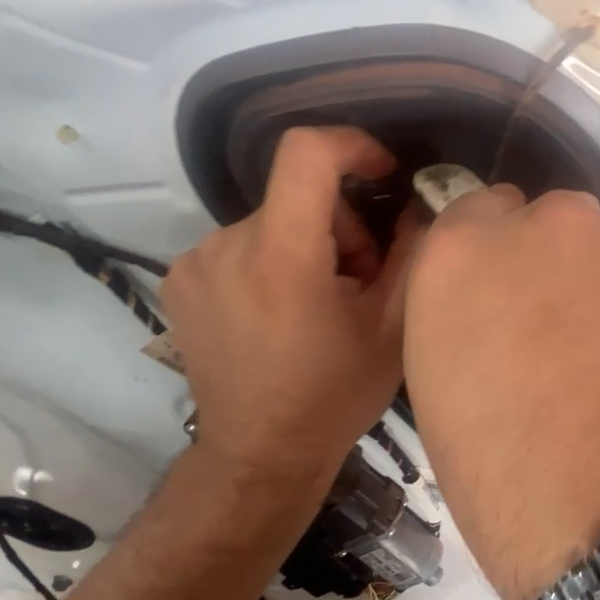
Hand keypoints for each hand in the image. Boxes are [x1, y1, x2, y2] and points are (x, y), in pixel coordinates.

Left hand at [162, 126, 420, 486]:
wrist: (261, 453)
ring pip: (270, 225)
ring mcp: (195, 263)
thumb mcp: (392, 330)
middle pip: (296, 198)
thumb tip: (419, 207)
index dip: (352, 145)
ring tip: (321, 306)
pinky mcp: (180, 281)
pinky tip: (281, 314)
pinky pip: (238, 248)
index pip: (306, 153)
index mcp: (283, 256)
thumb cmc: (335, 396)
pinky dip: (269, 264)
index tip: (381, 172)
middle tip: (361, 283)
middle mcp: (227, 246)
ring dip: (305, 248)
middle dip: (340, 228)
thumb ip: (411, 257)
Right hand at [403, 187, 599, 599]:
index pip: (483, 212)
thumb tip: (502, 305)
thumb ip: (468, 316)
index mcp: (466, 252)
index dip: (503, 264)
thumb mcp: (446, 392)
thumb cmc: (511, 486)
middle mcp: (554, 223)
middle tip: (579, 344)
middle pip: (560, 226)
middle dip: (564, 271)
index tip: (517, 305)